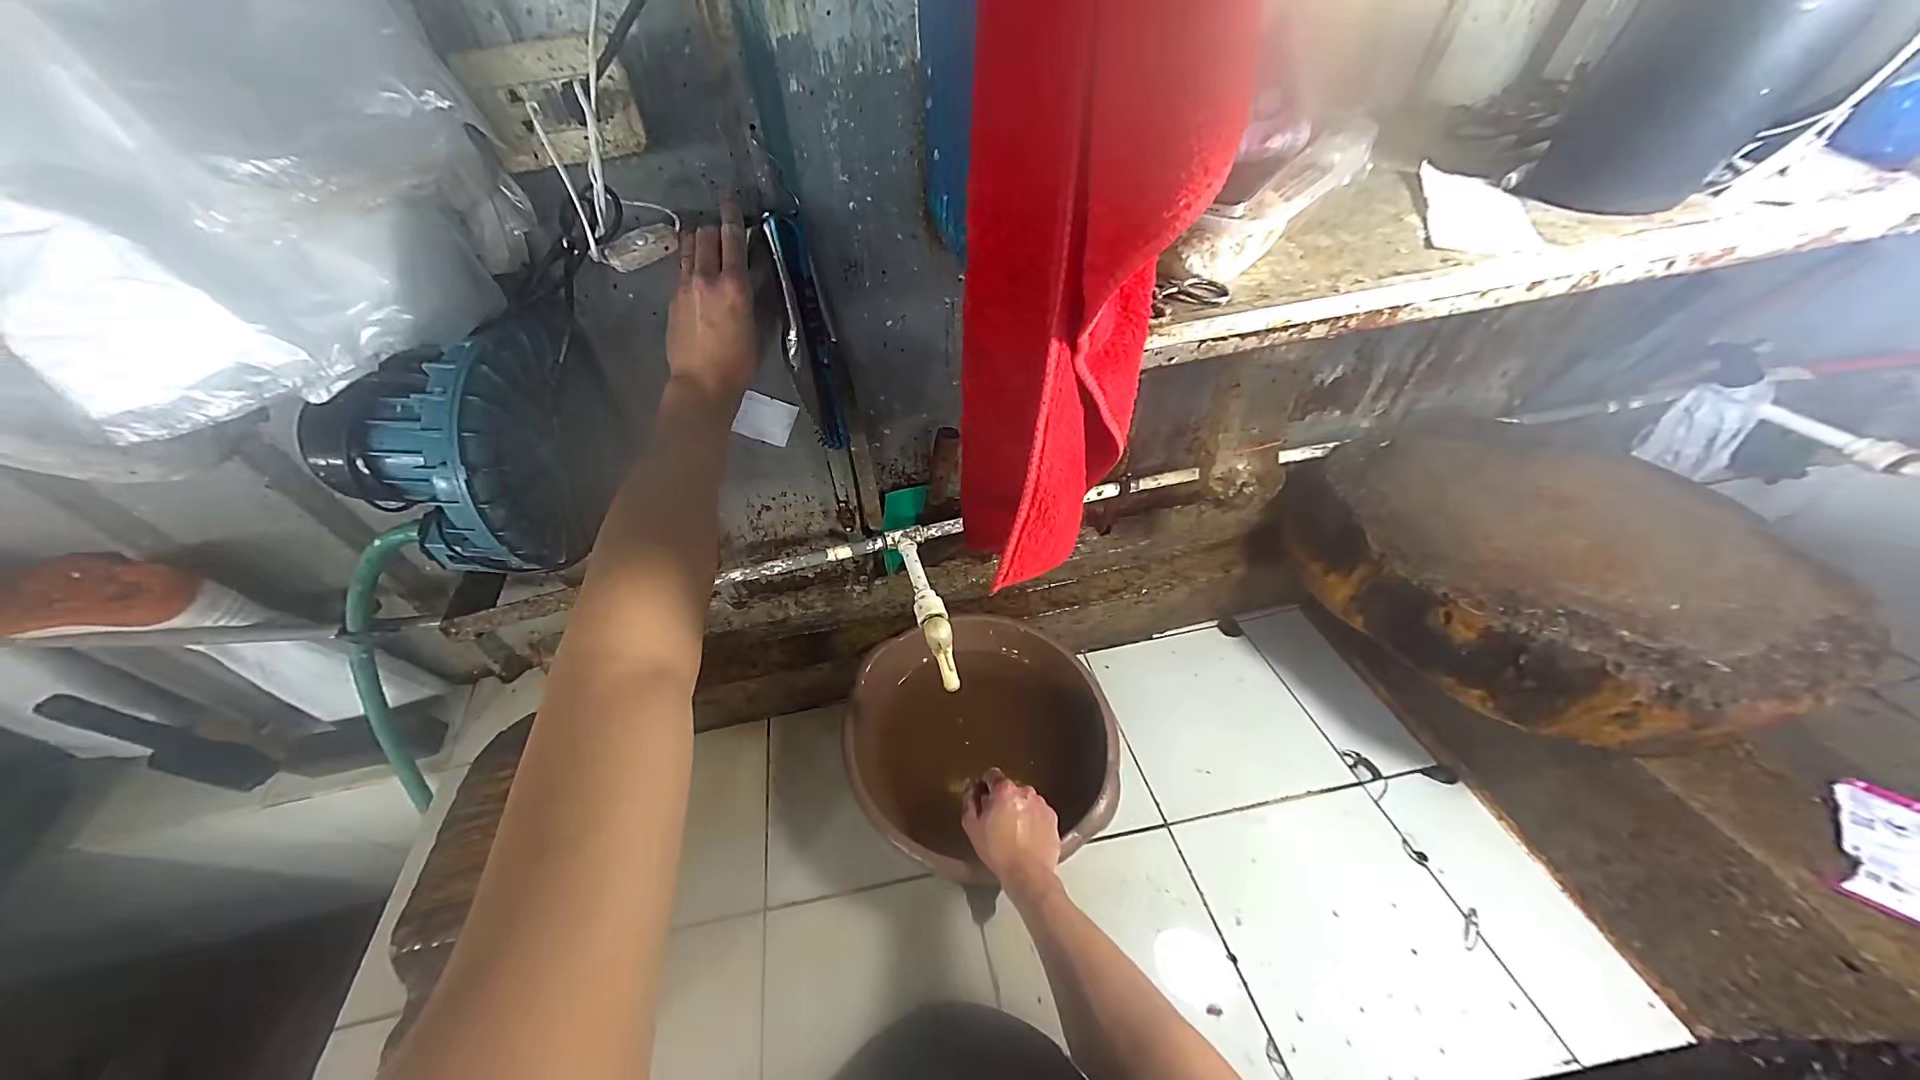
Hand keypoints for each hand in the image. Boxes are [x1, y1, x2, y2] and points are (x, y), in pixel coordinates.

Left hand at [664, 196, 755, 402]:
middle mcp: (706, 279)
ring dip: (699, 241)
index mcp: (734, 286)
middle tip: (722, 229)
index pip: (733, 239)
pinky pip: (682, 271)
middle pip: (706, 236)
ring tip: (705, 242)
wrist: (701, 383)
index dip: (733, 216)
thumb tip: (757, 281)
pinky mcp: (673, 300)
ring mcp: (685, 287)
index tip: (731, 200)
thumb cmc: (738, 363)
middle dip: (715, 228)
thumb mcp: (758, 330)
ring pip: (689, 249)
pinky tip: (697, 275)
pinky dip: (691, 264)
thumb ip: (757, 300)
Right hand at [962, 768, 1061, 901]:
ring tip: (1013, 831)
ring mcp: (1041, 804)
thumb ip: (970, 803)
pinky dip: (1032, 819)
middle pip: (1010, 787)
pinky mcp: (1052, 818)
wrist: (1028, 874)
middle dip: (1003, 799)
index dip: (986, 785)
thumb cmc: (999, 851)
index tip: (983, 797)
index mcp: (1004, 790)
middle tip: (997, 819)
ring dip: (1019, 808)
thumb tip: (972, 793)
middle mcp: (1025, 791)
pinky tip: (1026, 836)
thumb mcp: (973, 827)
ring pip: (1025, 799)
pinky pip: (1038, 812)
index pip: (992, 775)